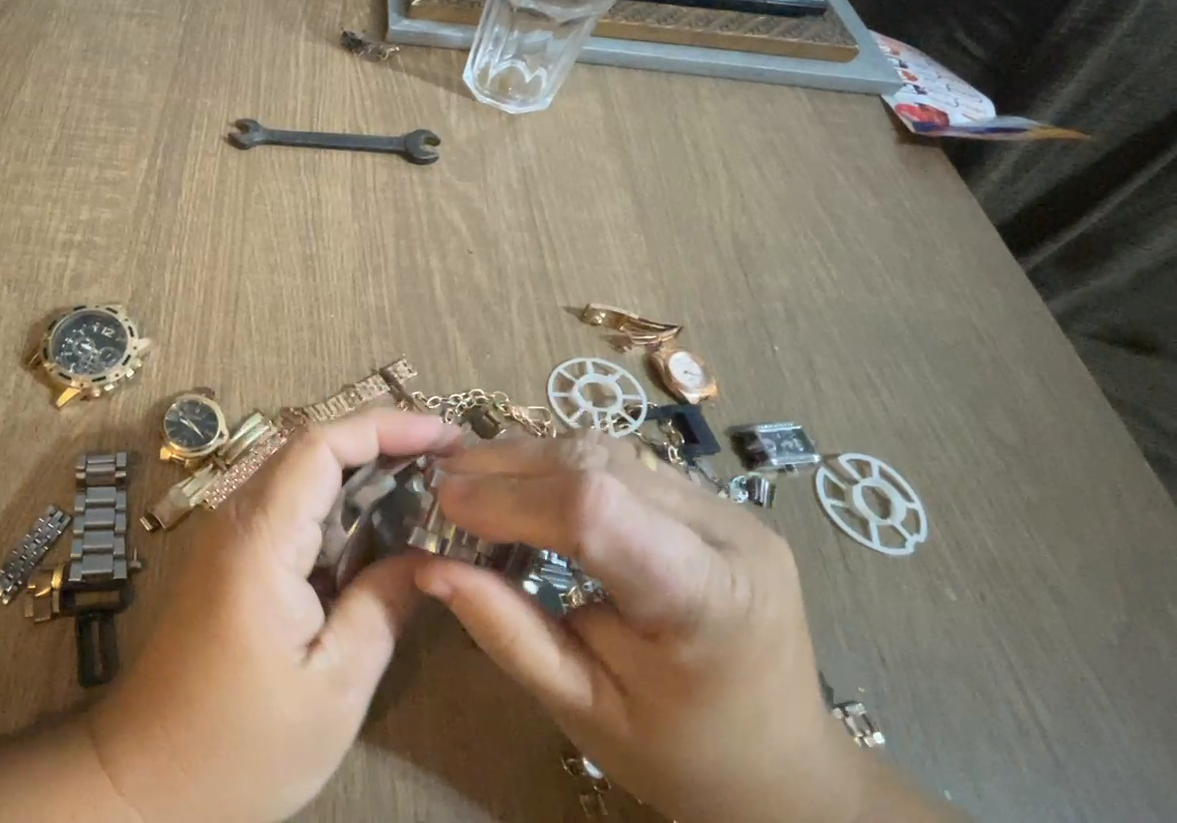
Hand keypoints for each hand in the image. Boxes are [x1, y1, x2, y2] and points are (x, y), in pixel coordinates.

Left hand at [86, 410, 461, 822]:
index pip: (320, 445)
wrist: (143, 777)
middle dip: (382, 446)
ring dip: (362, 479)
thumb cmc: (239, 744)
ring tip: (430, 496)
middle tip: (450, 468)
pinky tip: (380, 538)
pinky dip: (337, 513)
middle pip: (310, 452)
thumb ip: (382, 607)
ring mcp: (226, 540)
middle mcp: (236, 522)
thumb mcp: (333, 686)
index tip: (446, 435)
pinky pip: (288, 514)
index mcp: (259, 541)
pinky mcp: (228, 563)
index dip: (385, 426)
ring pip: (299, 480)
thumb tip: (429, 556)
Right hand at [414, 429, 928, 822]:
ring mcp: (726, 508)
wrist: (782, 763)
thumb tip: (430, 567)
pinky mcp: (712, 501)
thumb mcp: (582, 708)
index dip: (509, 498)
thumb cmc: (679, 753)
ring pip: (605, 449)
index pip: (596, 512)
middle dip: (505, 467)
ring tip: (469, 482)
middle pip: (596, 463)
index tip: (442, 507)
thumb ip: (507, 631)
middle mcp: (727, 534)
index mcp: (705, 600)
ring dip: (526, 457)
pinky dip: (555, 465)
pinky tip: (520, 485)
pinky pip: (620, 461)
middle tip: (439, 487)